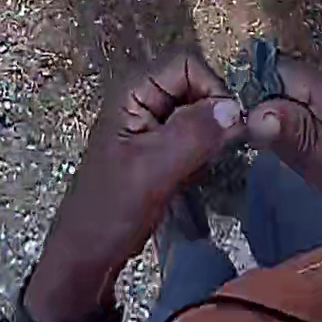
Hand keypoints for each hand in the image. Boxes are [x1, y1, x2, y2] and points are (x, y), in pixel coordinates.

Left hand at [24, 52, 245, 321]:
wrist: (86, 257)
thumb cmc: (111, 208)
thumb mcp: (153, 170)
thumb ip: (193, 134)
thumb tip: (235, 107)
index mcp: (134, 87)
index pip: (188, 63)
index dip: (211, 88)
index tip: (225, 126)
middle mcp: (145, 94)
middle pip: (196, 84)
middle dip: (210, 117)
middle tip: (210, 155)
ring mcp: (152, 118)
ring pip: (199, 110)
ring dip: (206, 139)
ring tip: (194, 170)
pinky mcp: (160, 142)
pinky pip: (195, 133)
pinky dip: (201, 153)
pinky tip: (189, 178)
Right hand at [244, 58, 321, 264]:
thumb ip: (299, 141)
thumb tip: (253, 108)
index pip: (283, 69)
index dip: (253, 86)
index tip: (228, 116)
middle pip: (290, 80)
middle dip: (262, 100)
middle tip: (236, 135)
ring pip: (301, 98)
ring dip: (276, 115)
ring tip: (251, 144)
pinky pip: (315, 114)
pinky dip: (294, 127)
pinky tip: (282, 151)